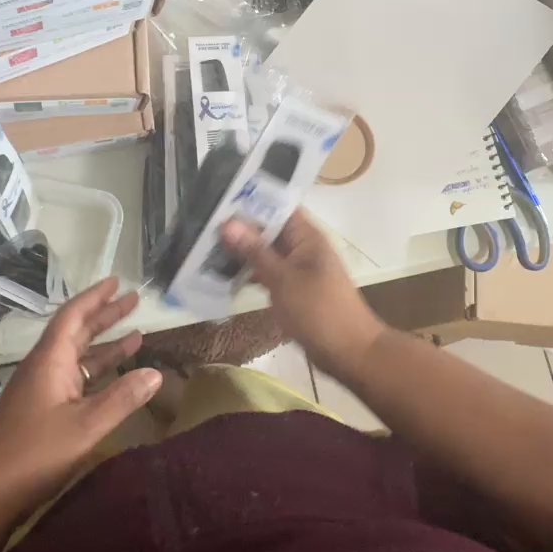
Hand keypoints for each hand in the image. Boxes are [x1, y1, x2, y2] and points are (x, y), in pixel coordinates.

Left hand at [0, 278, 161, 516]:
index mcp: (50, 360)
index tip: (117, 281)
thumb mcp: (86, 426)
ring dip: (104, 345)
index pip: (73, 315)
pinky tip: (115, 378)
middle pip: (76, 332)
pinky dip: (96, 372)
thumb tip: (156, 372)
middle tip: (134, 300)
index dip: (95, 296)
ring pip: (77, 357)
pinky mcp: (40, 411)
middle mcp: (44, 367)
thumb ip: (122, 398)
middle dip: (105, 316)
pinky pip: (74, 378)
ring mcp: (40, 390)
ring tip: (136, 336)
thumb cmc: (35, 454)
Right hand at [220, 211, 384, 377]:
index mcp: (306, 235)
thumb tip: (227, 222)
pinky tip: (225, 275)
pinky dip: (251, 272)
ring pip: (266, 252)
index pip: (277, 206)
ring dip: (243, 251)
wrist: (349, 353)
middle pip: (269, 229)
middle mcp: (303, 246)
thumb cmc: (318, 310)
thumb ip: (254, 251)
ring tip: (206, 247)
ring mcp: (299, 268)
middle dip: (240, 227)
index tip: (218, 198)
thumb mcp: (282, 279)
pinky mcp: (294, 289)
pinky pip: (269, 272)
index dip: (250, 200)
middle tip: (203, 223)